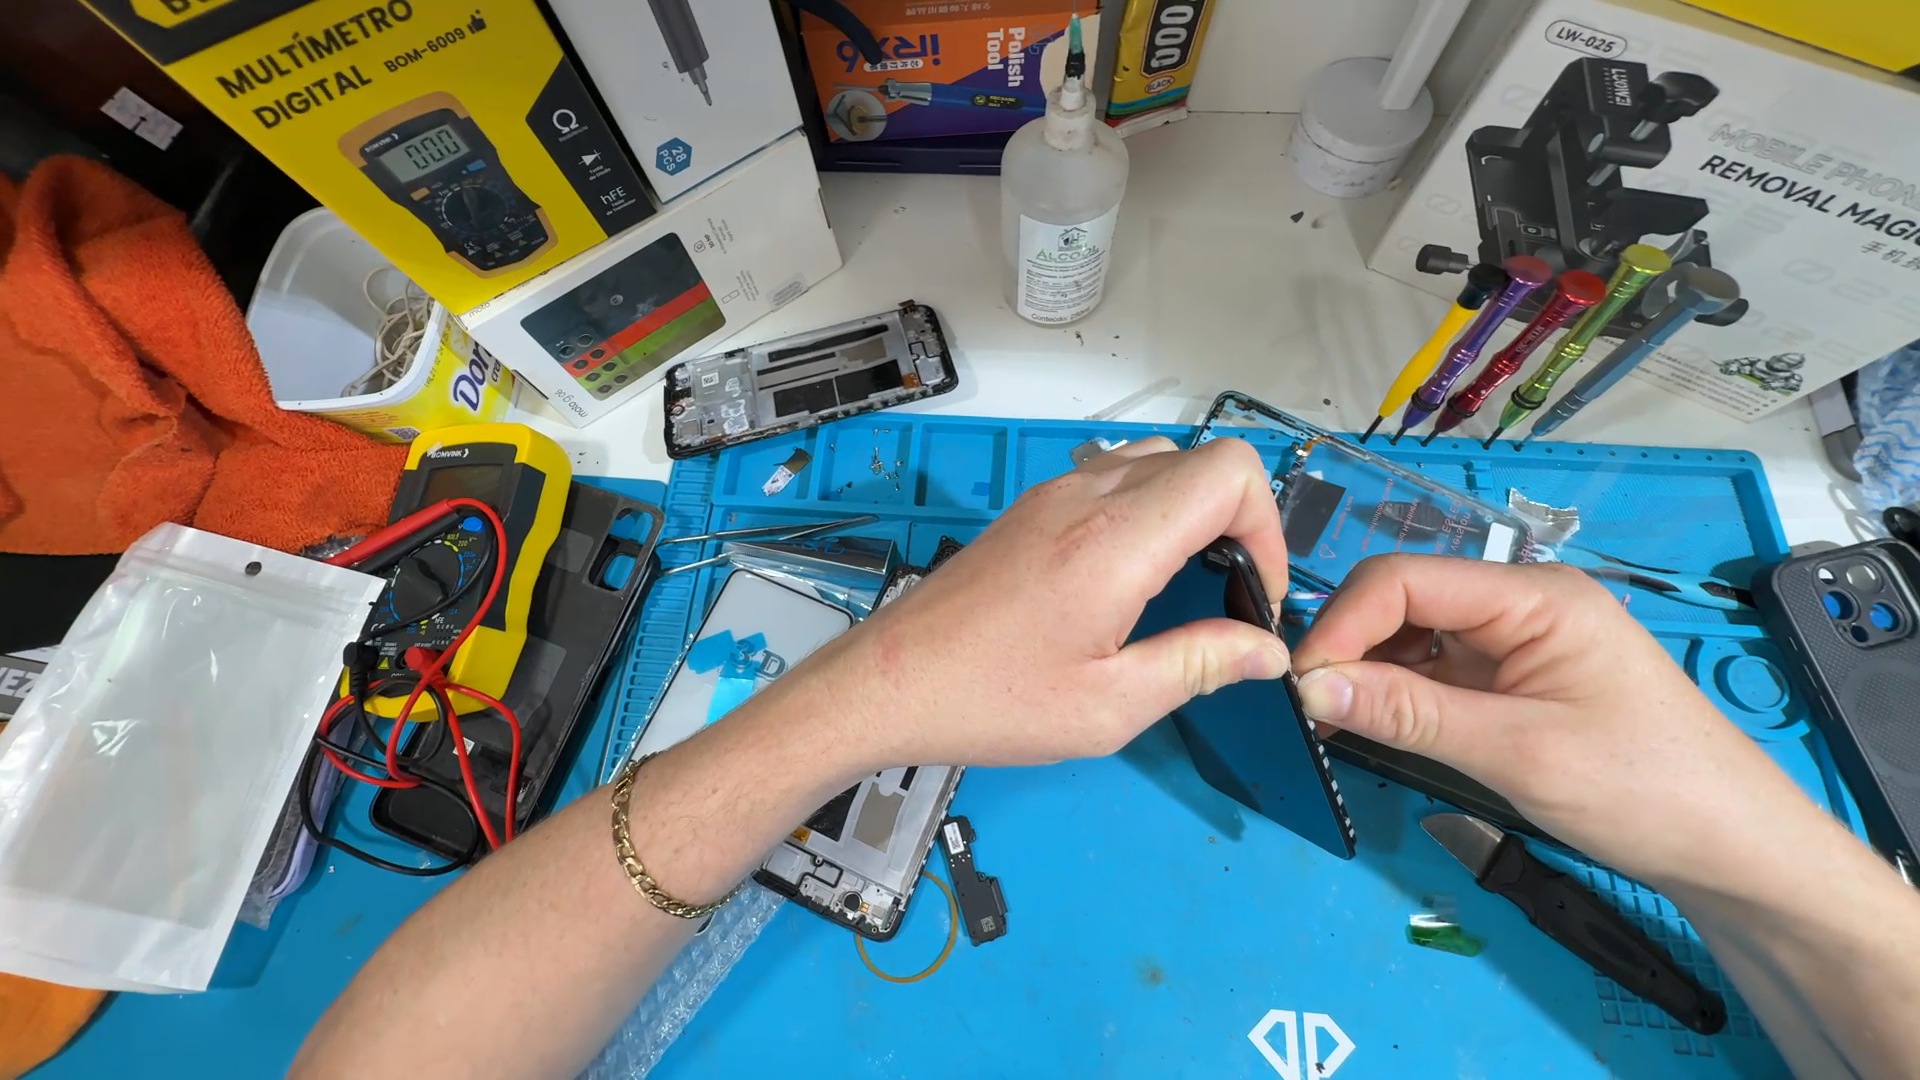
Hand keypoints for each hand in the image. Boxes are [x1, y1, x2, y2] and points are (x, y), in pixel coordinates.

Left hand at [816, 436, 1292, 768]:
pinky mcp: (1028, 509)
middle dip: (1236, 522)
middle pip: (1199, 461)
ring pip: (1155, 462)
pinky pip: (1110, 478)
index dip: (1266, 526)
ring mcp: (1051, 495)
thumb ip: (1200, 665)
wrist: (891, 680)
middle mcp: (1086, 495)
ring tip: (1182, 583)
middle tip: (1227, 595)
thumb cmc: (995, 701)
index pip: (1230, 471)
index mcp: (1117, 538)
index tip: (1254, 594)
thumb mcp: (1109, 705)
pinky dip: (1144, 509)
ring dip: (1189, 511)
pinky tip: (1126, 574)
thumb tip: (1268, 650)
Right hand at [1289, 555, 1818, 889]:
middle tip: (1307, 703)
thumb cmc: (1646, 792)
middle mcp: (1513, 604)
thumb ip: (1405, 713)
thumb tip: (1305, 686)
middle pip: (1398, 600)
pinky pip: (1423, 668)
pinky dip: (1386, 693)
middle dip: (1347, 645)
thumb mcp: (1517, 752)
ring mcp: (1506, 640)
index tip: (1302, 681)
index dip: (1342, 622)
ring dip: (1361, 671)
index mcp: (1531, 596)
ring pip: (1404, 634)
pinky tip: (1362, 720)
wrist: (1740, 859)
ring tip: (1327, 717)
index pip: (1404, 580)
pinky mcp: (1500, 676)